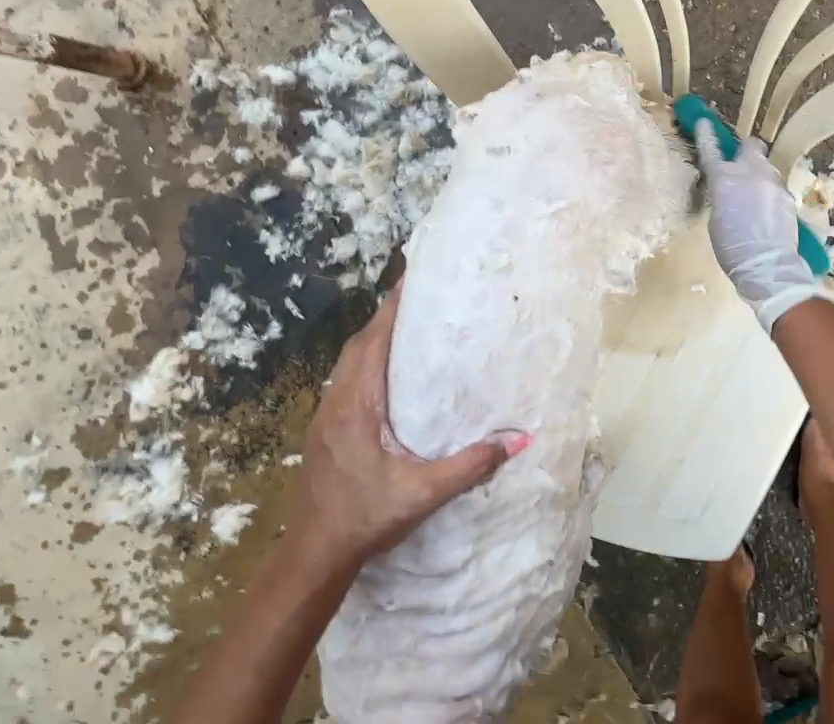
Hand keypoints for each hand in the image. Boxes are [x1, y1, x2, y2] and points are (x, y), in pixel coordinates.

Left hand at [289, 283, 531, 569]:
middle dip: (389, 317)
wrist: (313, 556)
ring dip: (378, 339)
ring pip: (351, 362)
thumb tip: (520, 440)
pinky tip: (395, 373)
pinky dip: (372, 362)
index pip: (373, 342)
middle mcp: (337, 402)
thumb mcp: (423, 492)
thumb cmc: (364, 518)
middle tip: (425, 297)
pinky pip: (350, 380)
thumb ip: (470, 464)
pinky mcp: (327, 431)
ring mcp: (327, 416)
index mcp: (356, 406)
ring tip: (415, 326)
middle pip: (360, 344)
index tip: (414, 278)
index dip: (393, 308)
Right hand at [693, 119, 833, 330]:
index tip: (704, 122)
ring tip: (755, 193)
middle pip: (751, 145)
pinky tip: (768, 210)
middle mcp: (750, 173)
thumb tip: (730, 191)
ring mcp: (773, 183)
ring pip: (767, 165)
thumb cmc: (731, 248)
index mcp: (724, 180)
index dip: (706, 135)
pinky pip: (776, 186)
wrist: (767, 264)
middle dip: (746, 149)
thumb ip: (722, 196)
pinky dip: (770, 192)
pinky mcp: (787, 196)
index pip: (711, 150)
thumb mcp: (716, 219)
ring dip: (759, 173)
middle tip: (741, 161)